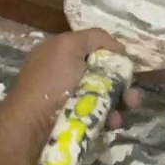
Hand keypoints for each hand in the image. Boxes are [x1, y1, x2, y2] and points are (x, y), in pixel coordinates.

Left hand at [0, 29, 142, 143]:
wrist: (30, 126)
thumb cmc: (51, 82)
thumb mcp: (69, 46)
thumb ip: (95, 38)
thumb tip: (119, 48)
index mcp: (58, 52)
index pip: (91, 47)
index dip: (111, 54)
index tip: (128, 65)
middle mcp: (62, 73)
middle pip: (101, 73)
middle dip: (121, 84)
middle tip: (134, 98)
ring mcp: (67, 98)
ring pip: (102, 96)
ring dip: (118, 103)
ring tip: (126, 112)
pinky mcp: (71, 120)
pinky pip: (96, 115)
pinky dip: (107, 118)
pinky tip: (111, 124)